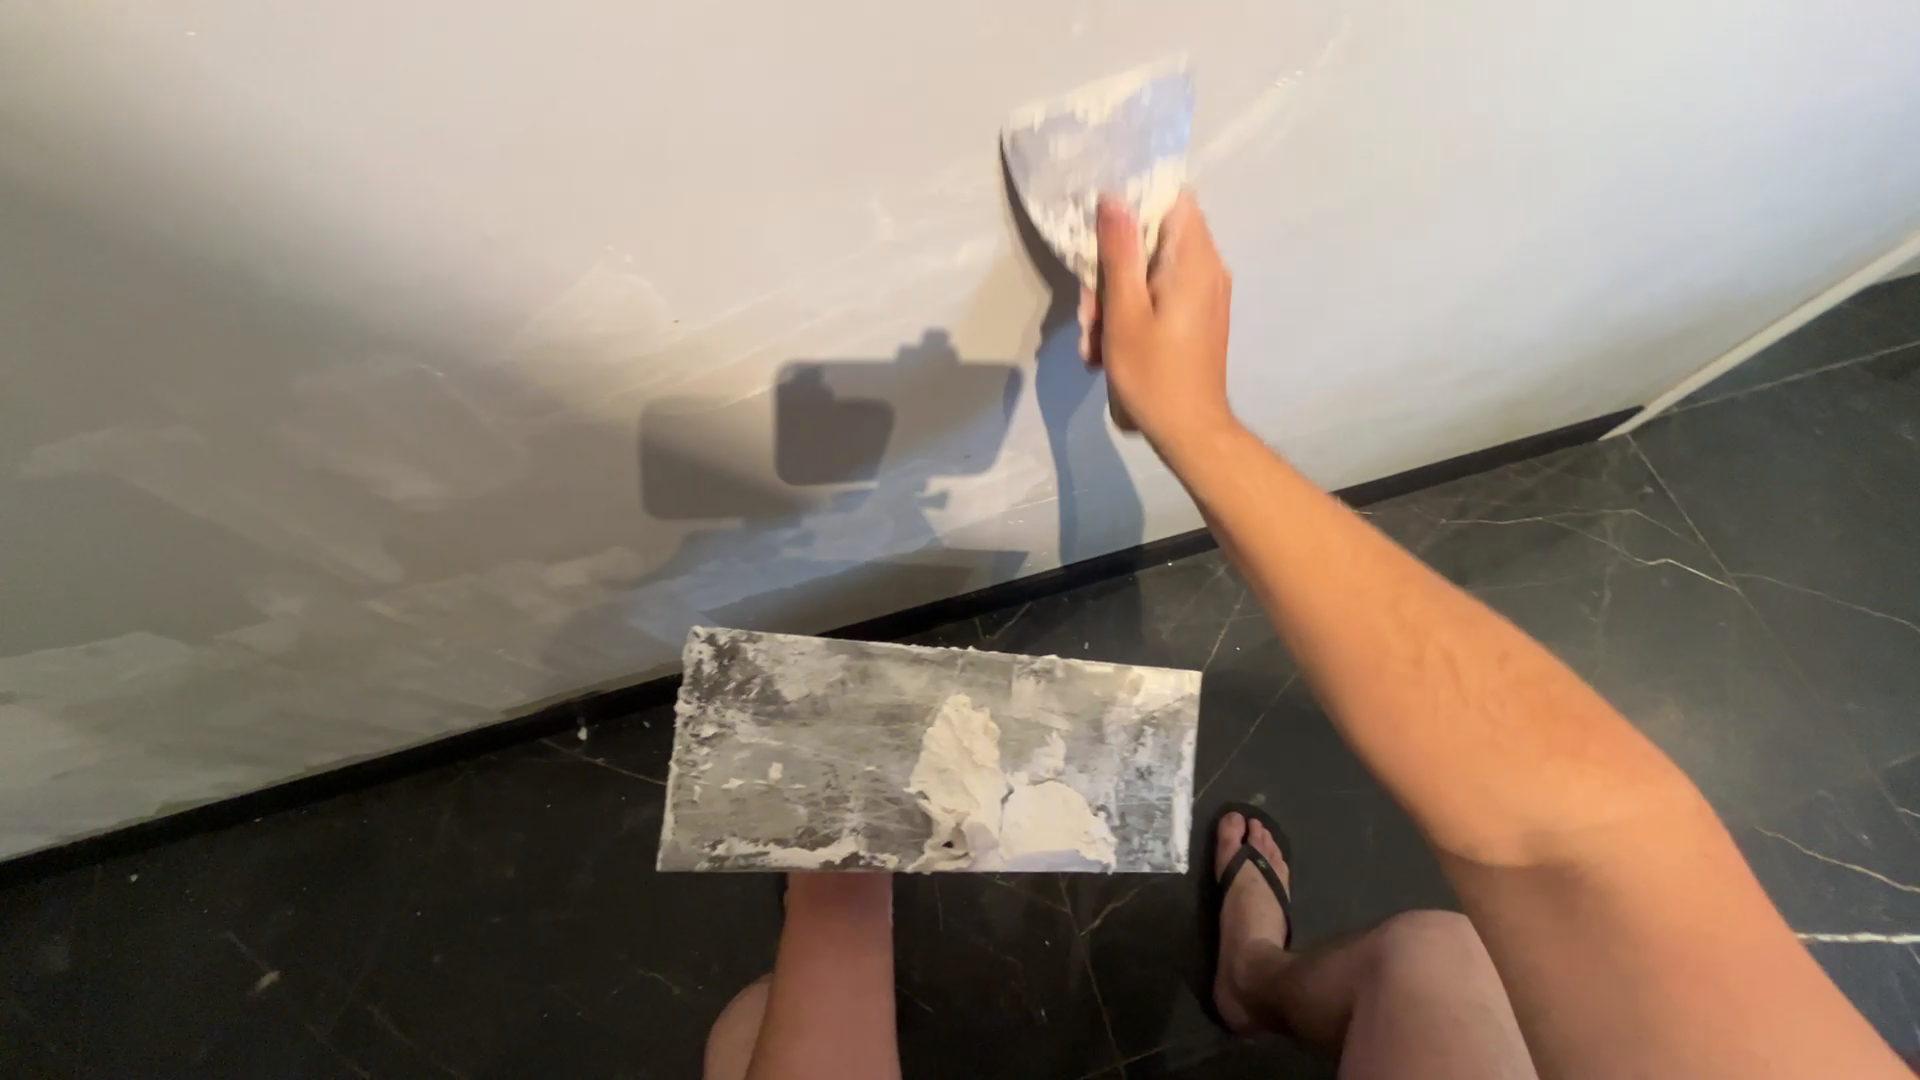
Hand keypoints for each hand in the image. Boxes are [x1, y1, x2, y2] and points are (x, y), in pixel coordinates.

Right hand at [1089, 191, 1237, 449]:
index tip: (1101, 237)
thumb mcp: (1124, 313)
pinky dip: (1131, 316)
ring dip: (1113, 303)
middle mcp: (1207, 268)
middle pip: (1152, 241)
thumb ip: (1119, 252)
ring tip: (1094, 345)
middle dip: (1111, 273)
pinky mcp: (1197, 318)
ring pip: (1149, 274)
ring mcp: (1204, 294)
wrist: (1188, 430)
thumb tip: (1114, 197)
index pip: (1171, 198)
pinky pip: (1158, 298)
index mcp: (1193, 259)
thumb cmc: (1153, 374)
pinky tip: (1108, 352)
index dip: (1132, 208)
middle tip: (1089, 317)